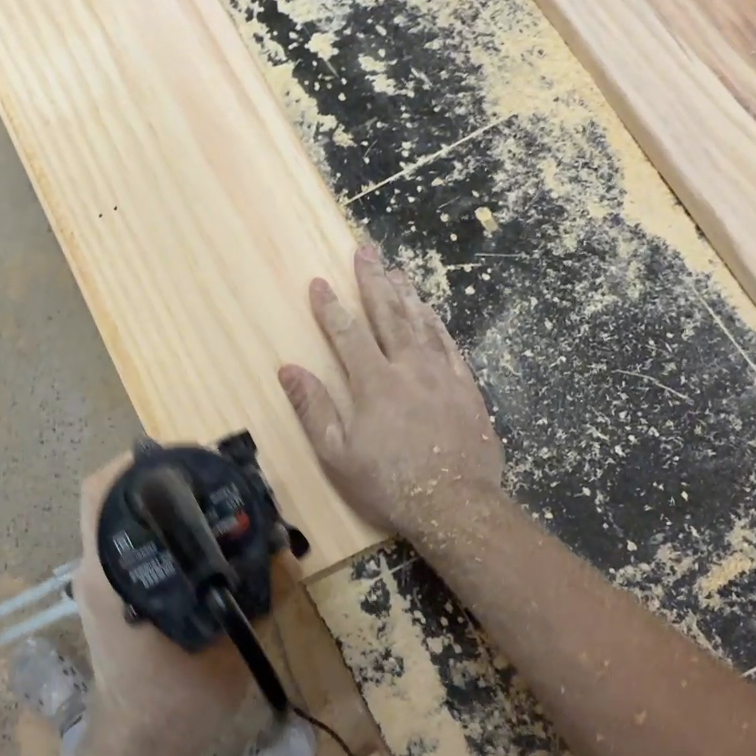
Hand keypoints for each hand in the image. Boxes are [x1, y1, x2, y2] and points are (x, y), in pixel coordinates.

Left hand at [70, 454, 255, 755]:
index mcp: (111, 571)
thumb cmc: (179, 700)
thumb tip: (284, 546)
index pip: (105, 489)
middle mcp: (94, 568)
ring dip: (153, 502)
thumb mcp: (229, 643)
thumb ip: (258, 591)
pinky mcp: (105, 599)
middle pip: (109, 496)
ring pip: (117, 520)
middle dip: (153, 476)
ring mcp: (96, 584)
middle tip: (203, 475)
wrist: (141, 749)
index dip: (141, 461)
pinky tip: (194, 542)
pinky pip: (124, 546)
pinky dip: (153, 531)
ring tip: (203, 500)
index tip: (187, 457)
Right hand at [278, 246, 506, 539]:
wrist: (455, 504)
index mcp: (373, 382)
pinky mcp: (467, 388)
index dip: (330, 307)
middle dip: (373, 281)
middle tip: (365, 251)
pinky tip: (430, 313)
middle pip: (388, 314)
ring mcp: (442, 375)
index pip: (347, 333)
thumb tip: (288, 370)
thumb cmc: (388, 482)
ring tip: (395, 269)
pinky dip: (437, 324)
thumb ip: (313, 408)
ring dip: (405, 294)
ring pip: (421, 323)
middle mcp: (408, 368)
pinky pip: (449, 345)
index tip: (319, 281)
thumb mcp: (337, 454)